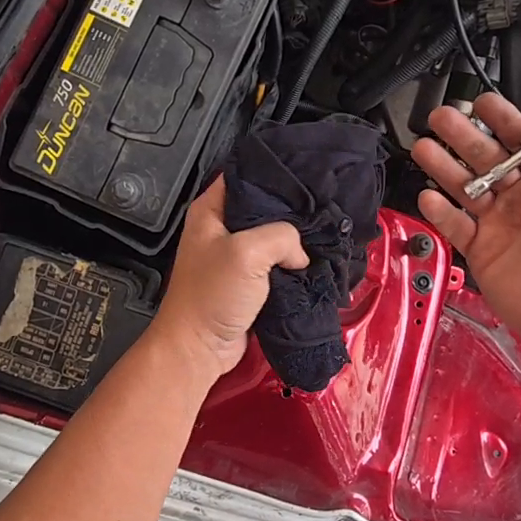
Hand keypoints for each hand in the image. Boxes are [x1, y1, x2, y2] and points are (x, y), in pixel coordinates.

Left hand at [150, 176, 309, 379]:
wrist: (199, 348)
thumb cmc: (212, 296)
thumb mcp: (249, 252)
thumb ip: (283, 237)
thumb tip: (300, 255)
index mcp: (211, 209)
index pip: (246, 174)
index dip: (274, 172)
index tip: (305, 173)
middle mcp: (221, 226)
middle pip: (264, 205)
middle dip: (291, 210)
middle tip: (321, 207)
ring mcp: (234, 254)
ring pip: (272, 236)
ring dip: (294, 241)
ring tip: (321, 234)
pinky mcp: (247, 279)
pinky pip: (275, 263)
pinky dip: (291, 264)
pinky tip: (311, 262)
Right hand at [411, 94, 520, 362]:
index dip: (505, 121)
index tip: (486, 104)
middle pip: (487, 158)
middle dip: (464, 135)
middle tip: (444, 117)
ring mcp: (497, 223)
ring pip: (465, 185)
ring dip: (444, 165)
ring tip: (425, 147)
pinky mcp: (479, 249)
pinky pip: (455, 225)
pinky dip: (440, 211)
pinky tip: (429, 195)